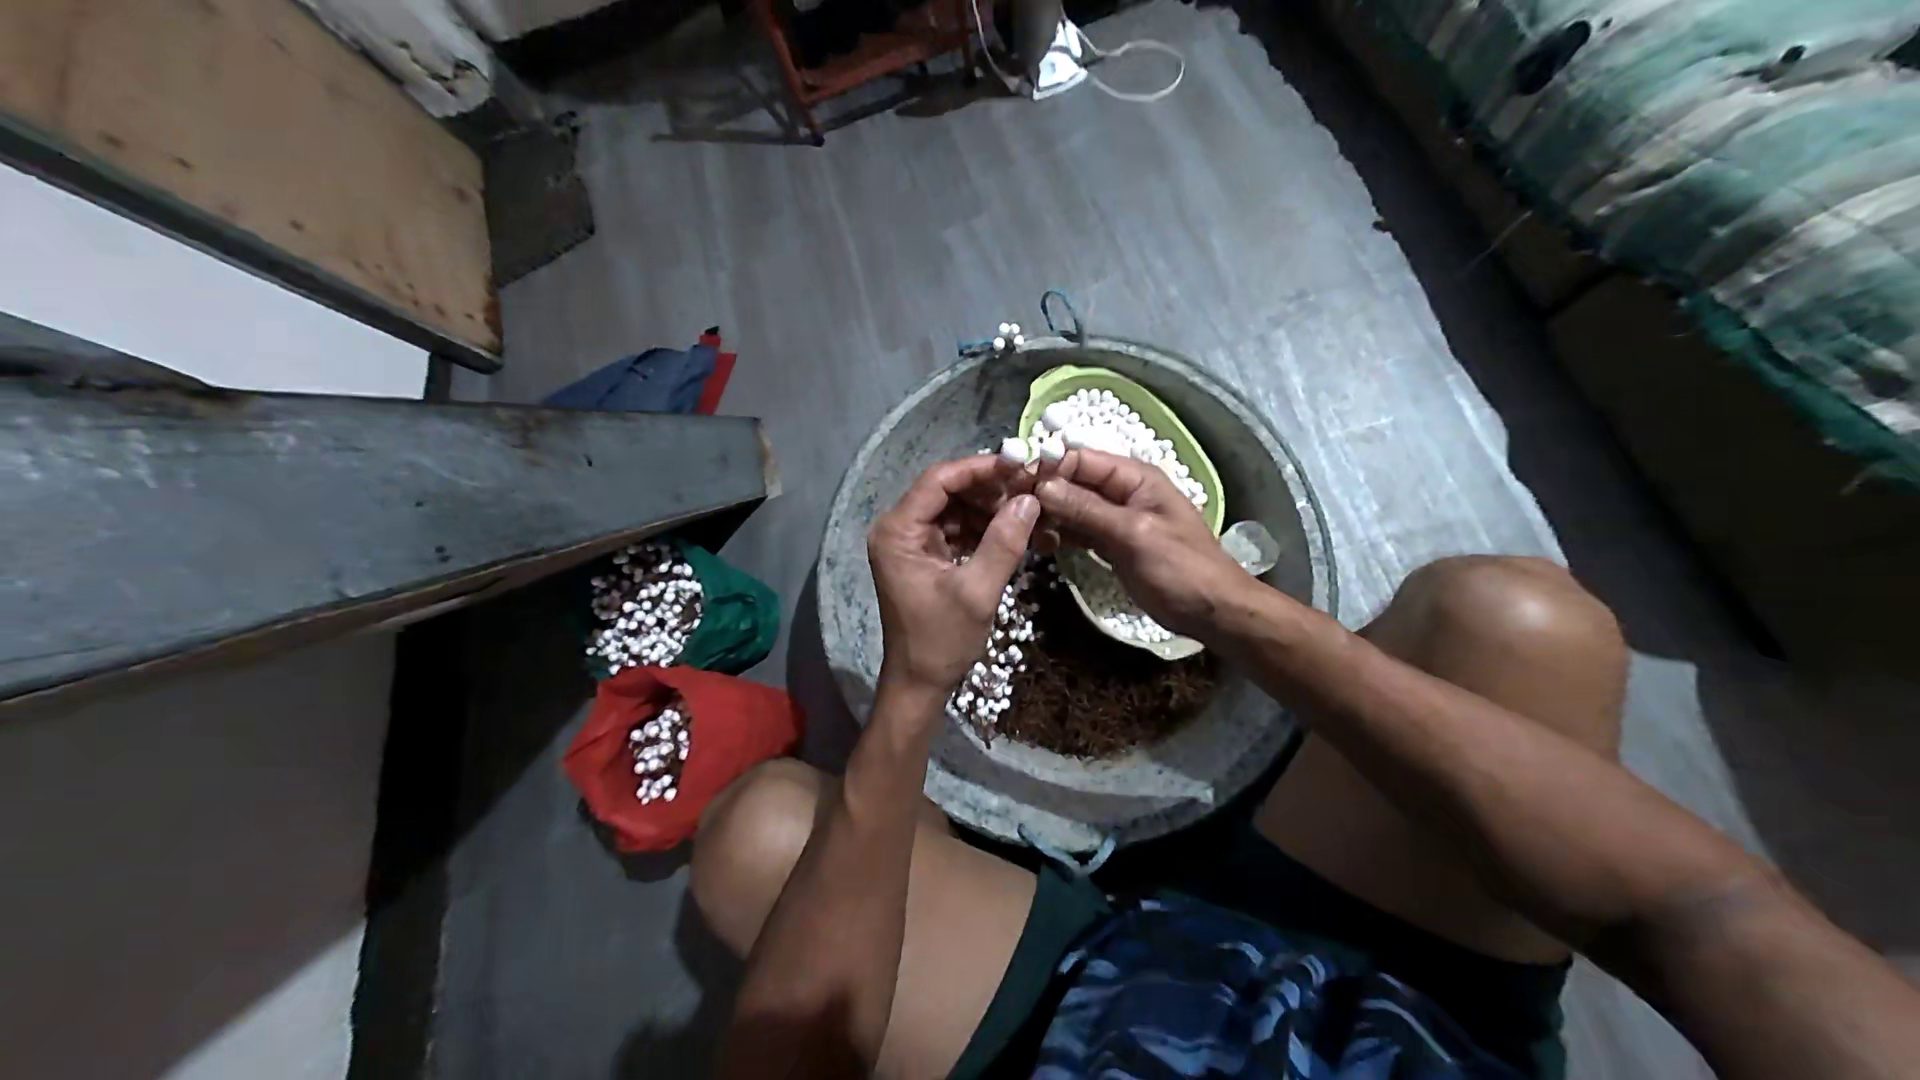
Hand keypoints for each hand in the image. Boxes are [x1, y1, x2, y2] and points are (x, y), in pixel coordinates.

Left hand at [869, 457, 1039, 697]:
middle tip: (1030, 492)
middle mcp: (899, 529)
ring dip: (991, 510)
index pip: (938, 480)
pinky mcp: (926, 557)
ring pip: (956, 509)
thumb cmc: (941, 640)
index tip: (1019, 466)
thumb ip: (1003, 543)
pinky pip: (957, 529)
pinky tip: (1014, 533)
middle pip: (948, 491)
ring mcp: (912, 543)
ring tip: (1029, 514)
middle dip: (989, 491)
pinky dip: (984, 530)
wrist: (920, 681)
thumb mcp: (976, 591)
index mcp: (898, 531)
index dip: (979, 469)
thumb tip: (1030, 500)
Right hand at [1033, 449, 1251, 637]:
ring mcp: (1116, 519)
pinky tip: (1041, 543)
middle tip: (1010, 512)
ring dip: (1049, 515)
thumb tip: (1042, 486)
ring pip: (1073, 507)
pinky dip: (1061, 534)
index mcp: (1135, 477)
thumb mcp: (1132, 534)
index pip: (1081, 459)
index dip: (1048, 468)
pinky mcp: (1111, 544)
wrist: (1212, 612)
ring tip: (1023, 530)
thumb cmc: (1180, 568)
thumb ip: (1087, 509)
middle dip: (1043, 493)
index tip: (1015, 485)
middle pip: (1073, 482)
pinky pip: (1079, 530)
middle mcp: (1123, 492)